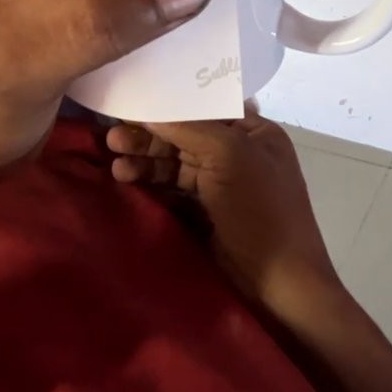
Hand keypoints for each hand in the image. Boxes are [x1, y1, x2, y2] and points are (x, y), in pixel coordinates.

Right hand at [107, 108, 339, 309]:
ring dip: (145, 161)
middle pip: (185, 135)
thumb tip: (146, 108)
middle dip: (149, 136)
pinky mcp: (207, 215)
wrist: (279, 289)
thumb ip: (187, 127)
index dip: (169, 104)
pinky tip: (127, 181)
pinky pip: (173, 190)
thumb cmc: (260, 210)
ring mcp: (222, 186)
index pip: (205, 108)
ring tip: (116, 167)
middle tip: (112, 138)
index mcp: (256, 133)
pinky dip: (151, 184)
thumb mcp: (228, 155)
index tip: (132, 102)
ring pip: (176, 163)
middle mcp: (239, 154)